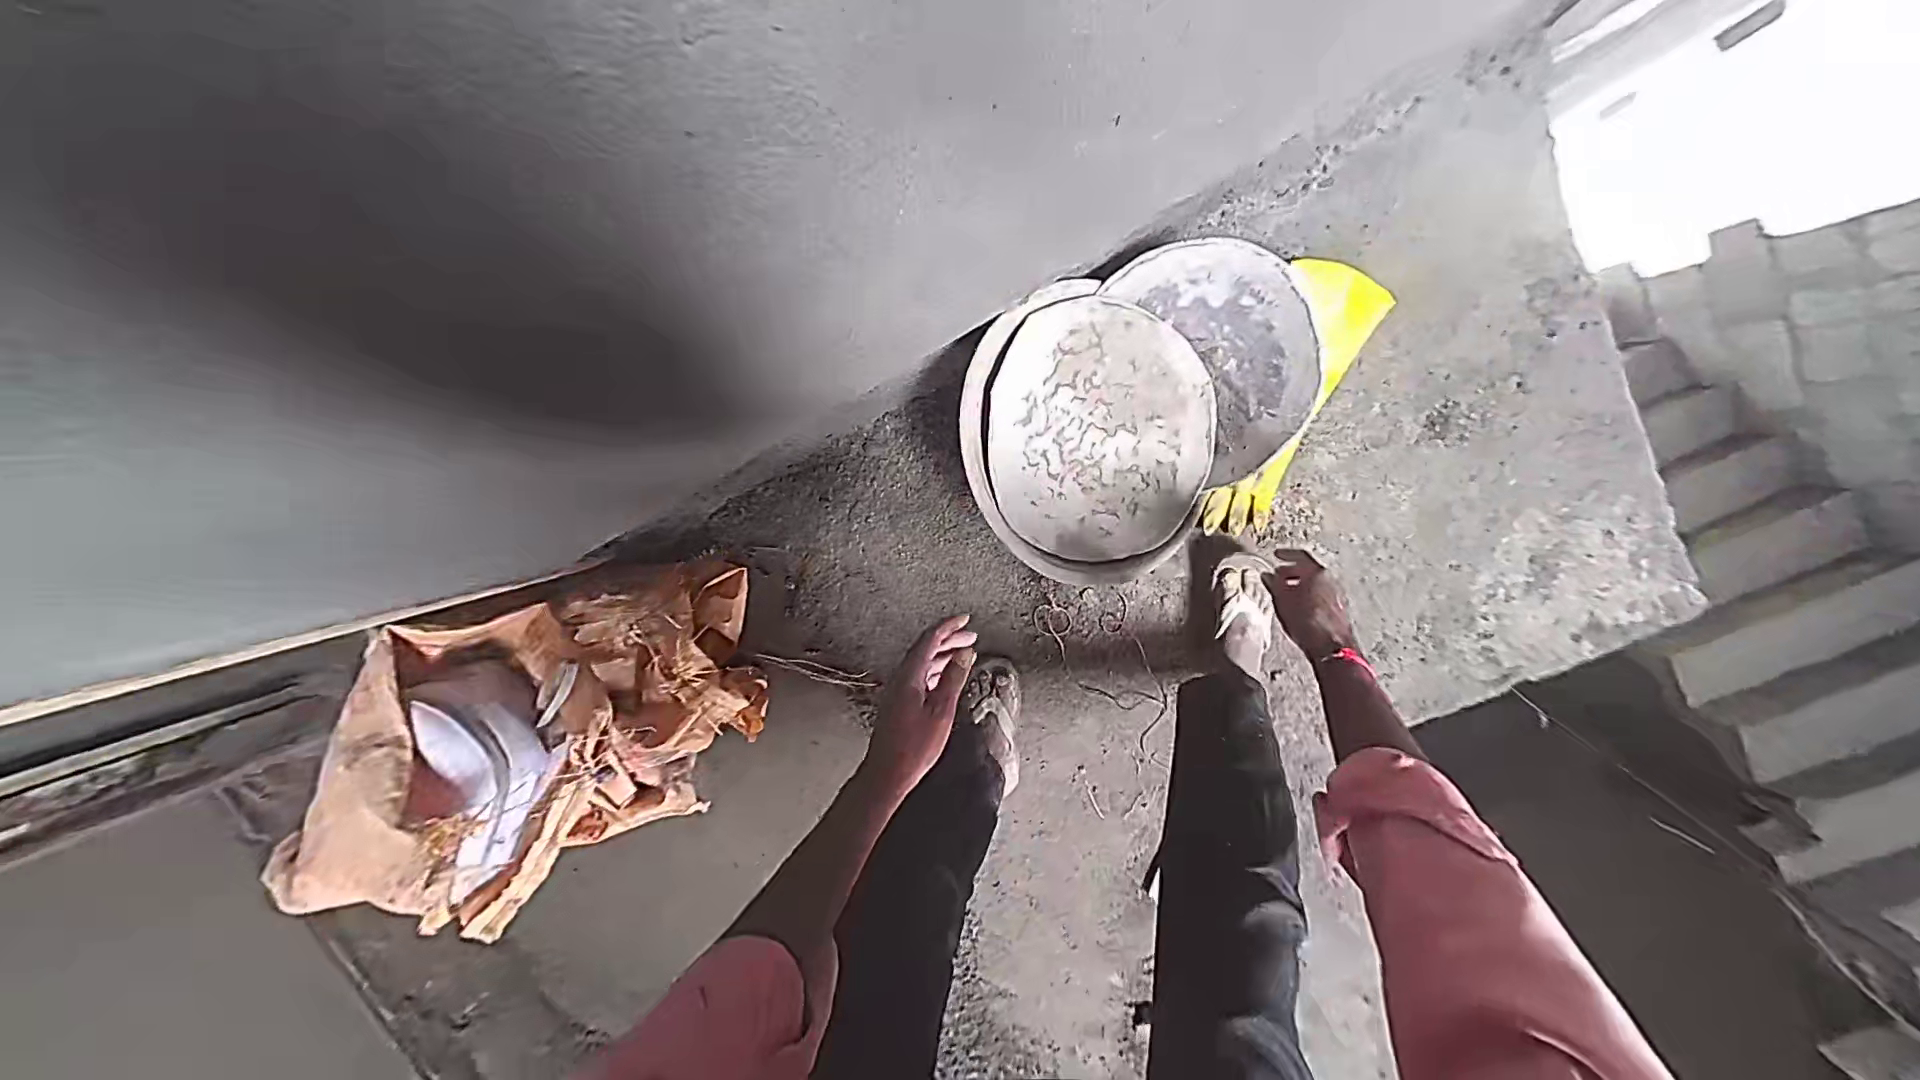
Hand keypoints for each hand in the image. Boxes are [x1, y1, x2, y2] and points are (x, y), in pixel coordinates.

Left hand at [862, 615, 977, 793]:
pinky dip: (936, 669)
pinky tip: (947, 676)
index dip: (949, 627)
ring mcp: (899, 689)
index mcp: (910, 676)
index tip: (965, 619)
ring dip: (943, 653)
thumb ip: (953, 679)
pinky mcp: (900, 700)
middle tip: (970, 635)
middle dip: (949, 638)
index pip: (930, 640)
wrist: (888, 772)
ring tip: (964, 653)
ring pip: (923, 661)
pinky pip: (919, 674)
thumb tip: (965, 654)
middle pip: (926, 648)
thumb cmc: (913, 747)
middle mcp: (901, 678)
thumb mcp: (941, 711)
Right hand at [1269, 549, 1357, 659]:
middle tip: (1278, 575)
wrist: (1331, 647)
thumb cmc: (1307, 622)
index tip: (1277, 555)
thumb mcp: (1282, 601)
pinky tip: (1298, 605)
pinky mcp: (1338, 608)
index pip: (1301, 556)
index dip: (1286, 554)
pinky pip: (1320, 594)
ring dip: (1300, 583)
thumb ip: (1274, 584)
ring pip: (1315, 582)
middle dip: (1292, 571)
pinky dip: (1308, 594)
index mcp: (1318, 573)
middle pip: (1309, 569)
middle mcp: (1331, 580)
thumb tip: (1268, 576)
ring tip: (1285, 591)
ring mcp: (1337, 595)